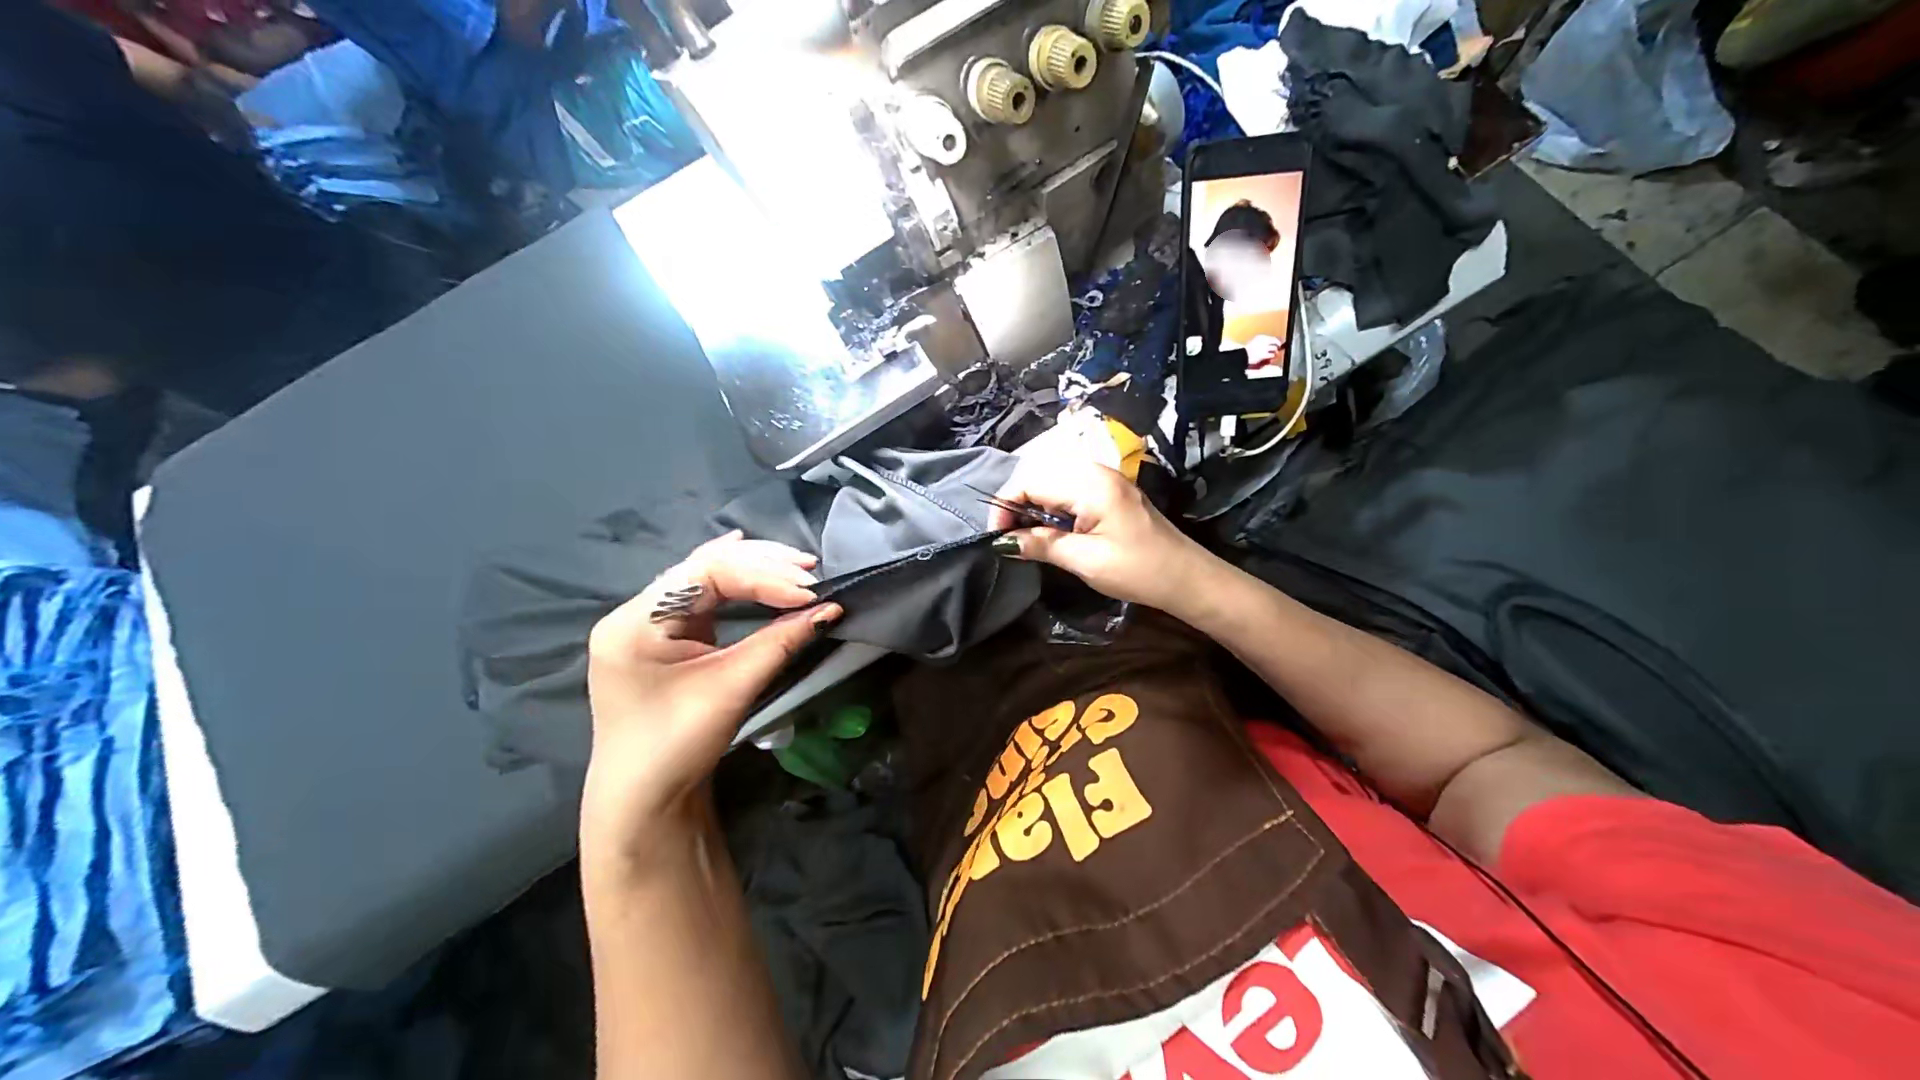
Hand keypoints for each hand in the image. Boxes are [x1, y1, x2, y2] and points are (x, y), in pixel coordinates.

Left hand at [581, 532, 838, 863]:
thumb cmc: (677, 745)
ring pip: (706, 577)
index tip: (809, 592)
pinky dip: (737, 582)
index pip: (707, 572)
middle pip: (705, 568)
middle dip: (761, 565)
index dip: (763, 575)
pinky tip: (754, 562)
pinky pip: (704, 596)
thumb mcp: (730, 688)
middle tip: (810, 572)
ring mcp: (649, 624)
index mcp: (636, 622)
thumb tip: (829, 609)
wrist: (644, 801)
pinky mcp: (667, 637)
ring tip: (797, 569)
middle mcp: (636, 613)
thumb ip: (779, 642)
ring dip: (753, 570)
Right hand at [989, 458, 1211, 616]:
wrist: (1188, 578)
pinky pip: (1068, 489)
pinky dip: (1051, 506)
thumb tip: (1003, 543)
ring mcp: (1104, 480)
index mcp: (1091, 484)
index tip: (997, 537)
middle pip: (1038, 475)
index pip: (1030, 480)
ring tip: (1027, 536)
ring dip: (1033, 505)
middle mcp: (1096, 472)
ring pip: (1051, 480)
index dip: (1006, 505)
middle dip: (1017, 503)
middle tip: (1010, 538)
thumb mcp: (1085, 561)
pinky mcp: (1109, 492)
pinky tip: (1050, 529)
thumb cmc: (1139, 571)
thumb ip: (1042, 545)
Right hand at [1246, 335, 1282, 366]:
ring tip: (1273, 353)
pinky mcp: (1263, 354)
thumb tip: (1270, 343)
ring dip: (1275, 351)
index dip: (1276, 341)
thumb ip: (1261, 341)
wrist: (1243, 355)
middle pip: (1275, 342)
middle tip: (1278, 348)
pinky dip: (1272, 356)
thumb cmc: (1246, 350)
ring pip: (1274, 348)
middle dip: (1277, 345)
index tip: (1277, 343)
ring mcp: (1264, 348)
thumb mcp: (1253, 341)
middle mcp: (1263, 341)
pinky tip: (1270, 357)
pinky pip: (1271, 355)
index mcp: (1261, 337)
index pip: (1273, 338)